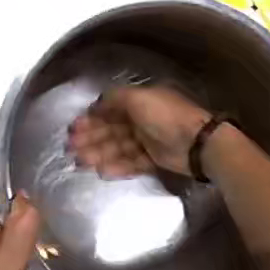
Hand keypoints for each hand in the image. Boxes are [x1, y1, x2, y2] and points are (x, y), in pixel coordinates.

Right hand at [68, 85, 212, 176]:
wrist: (198, 143)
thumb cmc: (166, 116)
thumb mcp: (138, 98)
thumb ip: (114, 98)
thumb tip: (96, 103)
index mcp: (139, 102)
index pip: (109, 110)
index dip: (91, 118)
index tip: (74, 127)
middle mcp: (142, 120)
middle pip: (111, 130)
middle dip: (90, 138)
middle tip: (71, 147)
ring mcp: (148, 140)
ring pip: (117, 147)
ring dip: (99, 153)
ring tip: (81, 161)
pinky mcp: (154, 159)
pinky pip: (131, 163)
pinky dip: (117, 166)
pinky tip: (102, 171)